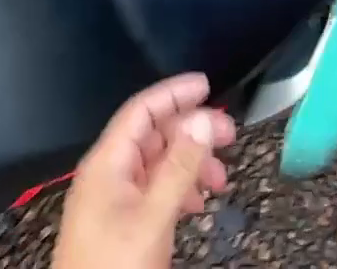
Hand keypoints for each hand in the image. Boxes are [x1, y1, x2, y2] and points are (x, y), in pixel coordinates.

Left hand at [52, 73, 236, 268]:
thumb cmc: (114, 267)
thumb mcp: (153, 217)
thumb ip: (180, 167)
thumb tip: (202, 120)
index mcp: (107, 163)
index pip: (142, 110)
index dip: (174, 93)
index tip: (207, 87)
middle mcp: (108, 174)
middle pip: (153, 134)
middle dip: (192, 131)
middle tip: (229, 136)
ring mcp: (113, 198)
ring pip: (157, 162)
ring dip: (190, 163)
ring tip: (219, 179)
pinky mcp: (120, 221)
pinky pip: (154, 188)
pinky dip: (180, 187)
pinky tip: (198, 202)